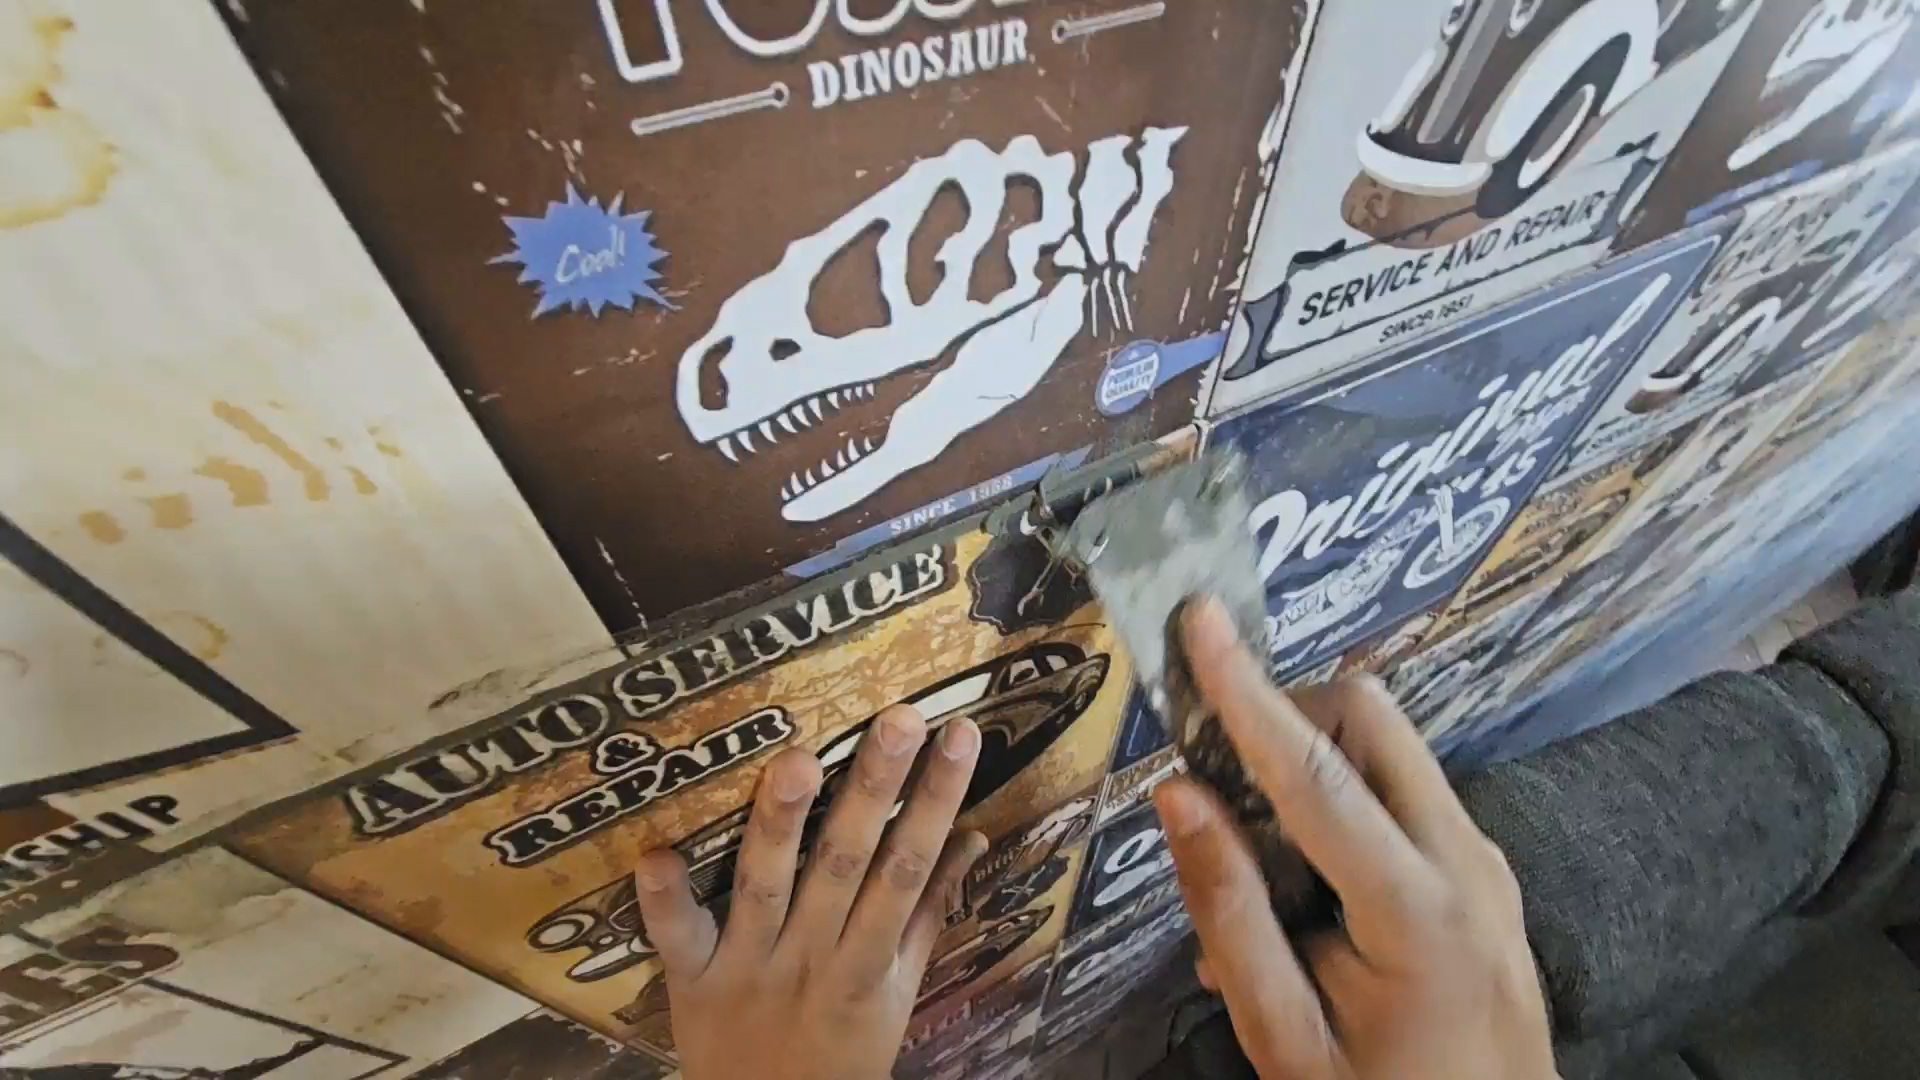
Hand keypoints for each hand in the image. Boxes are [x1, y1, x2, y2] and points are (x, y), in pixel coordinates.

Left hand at [633, 705, 986, 1079]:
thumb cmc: (847, 1051)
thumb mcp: (902, 989)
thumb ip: (932, 907)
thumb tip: (973, 833)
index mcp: (870, 960)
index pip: (911, 864)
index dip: (938, 797)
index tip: (959, 733)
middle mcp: (813, 956)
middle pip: (846, 861)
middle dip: (875, 788)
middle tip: (897, 718)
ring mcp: (749, 967)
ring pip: (767, 884)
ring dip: (781, 823)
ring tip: (798, 759)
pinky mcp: (692, 983)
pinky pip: (677, 940)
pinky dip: (664, 901)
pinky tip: (656, 852)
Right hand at [1154, 599, 1557, 1079]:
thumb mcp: (1279, 1032)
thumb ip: (1226, 907)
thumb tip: (1176, 789)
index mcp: (1418, 913)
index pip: (1314, 774)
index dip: (1246, 690)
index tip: (1201, 619)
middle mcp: (1466, 860)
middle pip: (1368, 719)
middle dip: (1285, 714)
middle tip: (1224, 779)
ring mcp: (1483, 857)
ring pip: (1384, 741)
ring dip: (1305, 752)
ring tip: (1260, 845)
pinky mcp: (1480, 863)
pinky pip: (1397, 779)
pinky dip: (1334, 785)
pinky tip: (1304, 869)